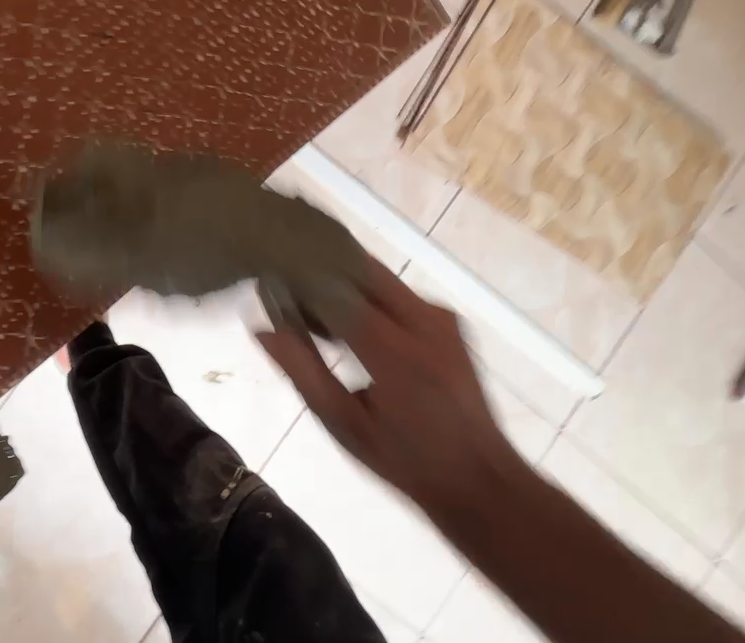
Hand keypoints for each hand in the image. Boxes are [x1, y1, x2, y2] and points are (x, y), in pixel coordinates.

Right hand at [255, 257, 527, 518]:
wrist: (483, 480)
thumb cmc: (405, 459)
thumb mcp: (343, 423)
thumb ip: (301, 371)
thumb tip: (262, 329)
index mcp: (396, 352)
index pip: (335, 291)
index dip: (297, 278)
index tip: (265, 273)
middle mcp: (425, 323)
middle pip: (360, 270)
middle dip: (319, 265)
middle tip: (280, 270)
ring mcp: (442, 320)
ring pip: (377, 277)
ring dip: (340, 279)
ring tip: (305, 294)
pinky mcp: (449, 323)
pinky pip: (395, 293)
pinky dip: (364, 294)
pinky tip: (342, 314)